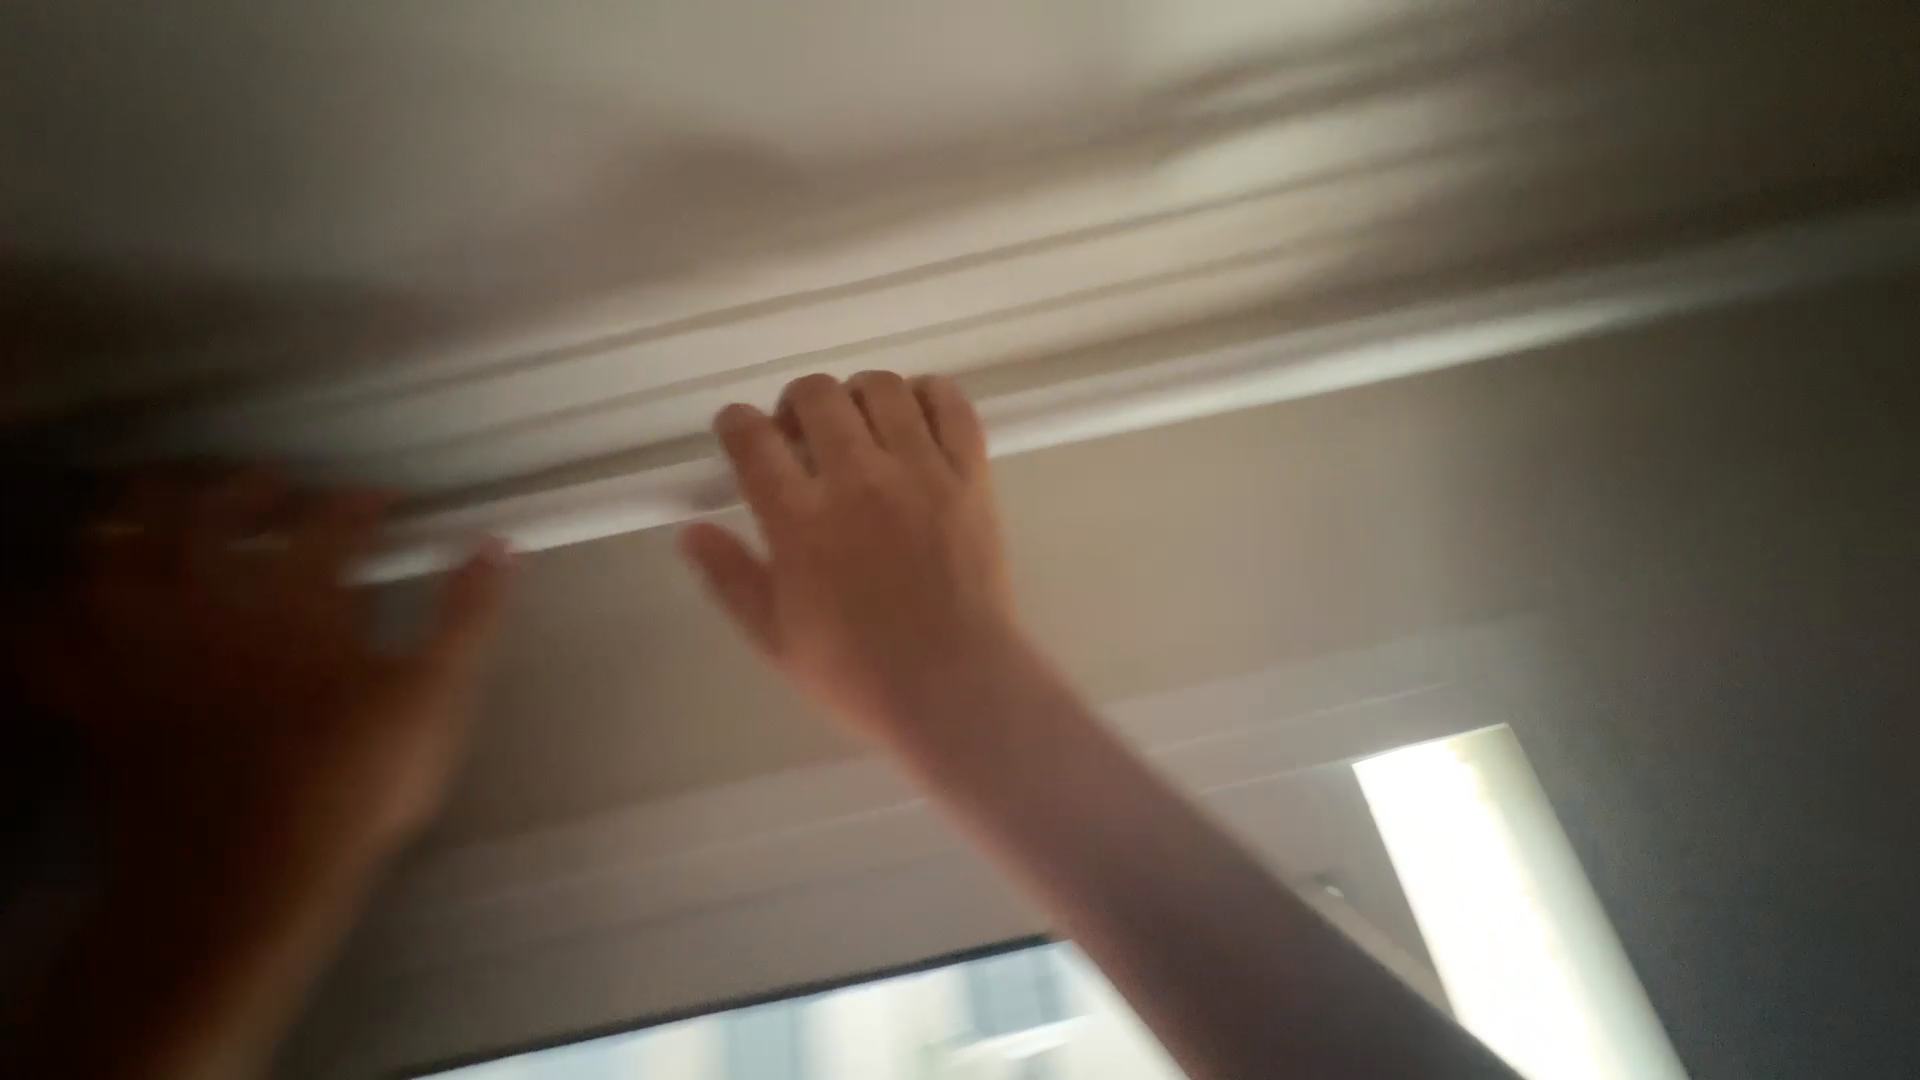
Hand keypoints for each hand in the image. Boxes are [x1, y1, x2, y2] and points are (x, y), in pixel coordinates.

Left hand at [20, 470, 511, 876]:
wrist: (247, 877)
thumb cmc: (359, 778)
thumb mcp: (438, 695)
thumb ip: (467, 616)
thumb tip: (497, 545)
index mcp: (300, 605)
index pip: (327, 526)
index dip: (359, 504)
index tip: (388, 500)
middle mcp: (212, 611)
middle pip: (206, 520)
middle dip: (241, 490)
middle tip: (273, 483)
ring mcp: (146, 654)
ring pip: (113, 560)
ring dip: (134, 521)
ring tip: (159, 505)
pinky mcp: (101, 703)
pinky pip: (45, 645)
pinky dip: (42, 613)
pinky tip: (55, 599)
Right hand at [679, 372, 1024, 739]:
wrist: (955, 687)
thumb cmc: (859, 674)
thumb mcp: (776, 638)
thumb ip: (730, 579)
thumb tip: (690, 532)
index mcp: (800, 521)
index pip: (751, 438)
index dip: (736, 423)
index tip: (739, 429)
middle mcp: (858, 480)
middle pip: (815, 396)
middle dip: (794, 403)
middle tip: (800, 435)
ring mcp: (921, 473)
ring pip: (882, 388)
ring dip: (857, 395)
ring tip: (858, 425)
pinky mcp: (970, 478)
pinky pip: (953, 407)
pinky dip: (930, 395)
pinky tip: (916, 413)